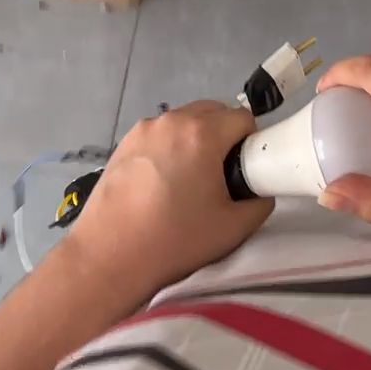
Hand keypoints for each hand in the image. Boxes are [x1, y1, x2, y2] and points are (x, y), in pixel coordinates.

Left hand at [60, 101, 273, 298]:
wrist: (109, 257)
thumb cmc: (174, 240)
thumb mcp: (233, 228)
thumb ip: (260, 202)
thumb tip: (261, 190)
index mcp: (202, 133)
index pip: (243, 118)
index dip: (251, 142)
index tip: (246, 169)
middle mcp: (173, 120)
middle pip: (213, 112)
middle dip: (224, 136)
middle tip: (222, 175)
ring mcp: (144, 128)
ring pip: (184, 120)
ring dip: (196, 138)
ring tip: (189, 181)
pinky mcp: (124, 141)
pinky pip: (160, 133)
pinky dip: (170, 146)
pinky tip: (161, 182)